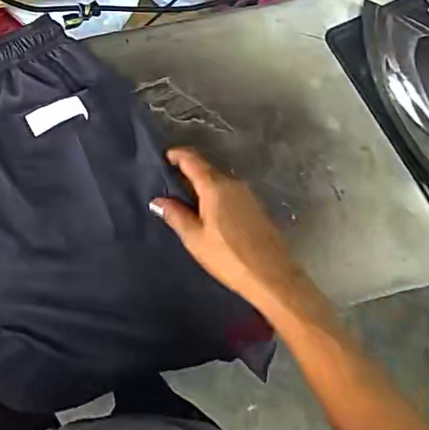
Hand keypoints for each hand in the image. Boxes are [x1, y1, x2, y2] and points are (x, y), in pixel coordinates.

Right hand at [150, 147, 318, 319]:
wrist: (270, 274)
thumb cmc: (228, 257)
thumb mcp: (195, 239)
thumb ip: (176, 215)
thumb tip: (157, 200)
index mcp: (215, 186)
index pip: (193, 159)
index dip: (177, 155)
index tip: (164, 157)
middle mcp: (233, 183)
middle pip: (206, 169)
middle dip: (188, 173)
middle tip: (169, 185)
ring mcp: (246, 193)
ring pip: (219, 181)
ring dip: (202, 185)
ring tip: (185, 201)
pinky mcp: (255, 205)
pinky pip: (230, 192)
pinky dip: (216, 195)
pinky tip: (208, 213)